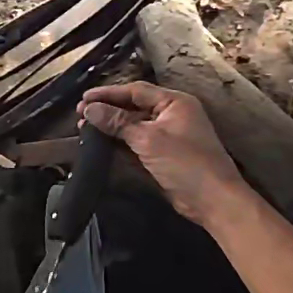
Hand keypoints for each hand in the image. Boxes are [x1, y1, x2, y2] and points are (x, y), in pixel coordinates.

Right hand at [79, 81, 249, 226]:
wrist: (213, 200)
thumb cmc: (186, 162)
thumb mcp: (148, 138)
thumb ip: (118, 122)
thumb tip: (90, 110)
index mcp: (174, 102)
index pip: (136, 91)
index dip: (108, 94)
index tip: (84, 99)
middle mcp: (171, 116)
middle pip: (133, 108)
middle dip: (107, 111)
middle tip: (80, 116)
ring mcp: (167, 138)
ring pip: (133, 128)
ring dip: (111, 130)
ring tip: (84, 131)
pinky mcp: (162, 158)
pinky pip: (136, 146)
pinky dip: (119, 146)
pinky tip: (100, 147)